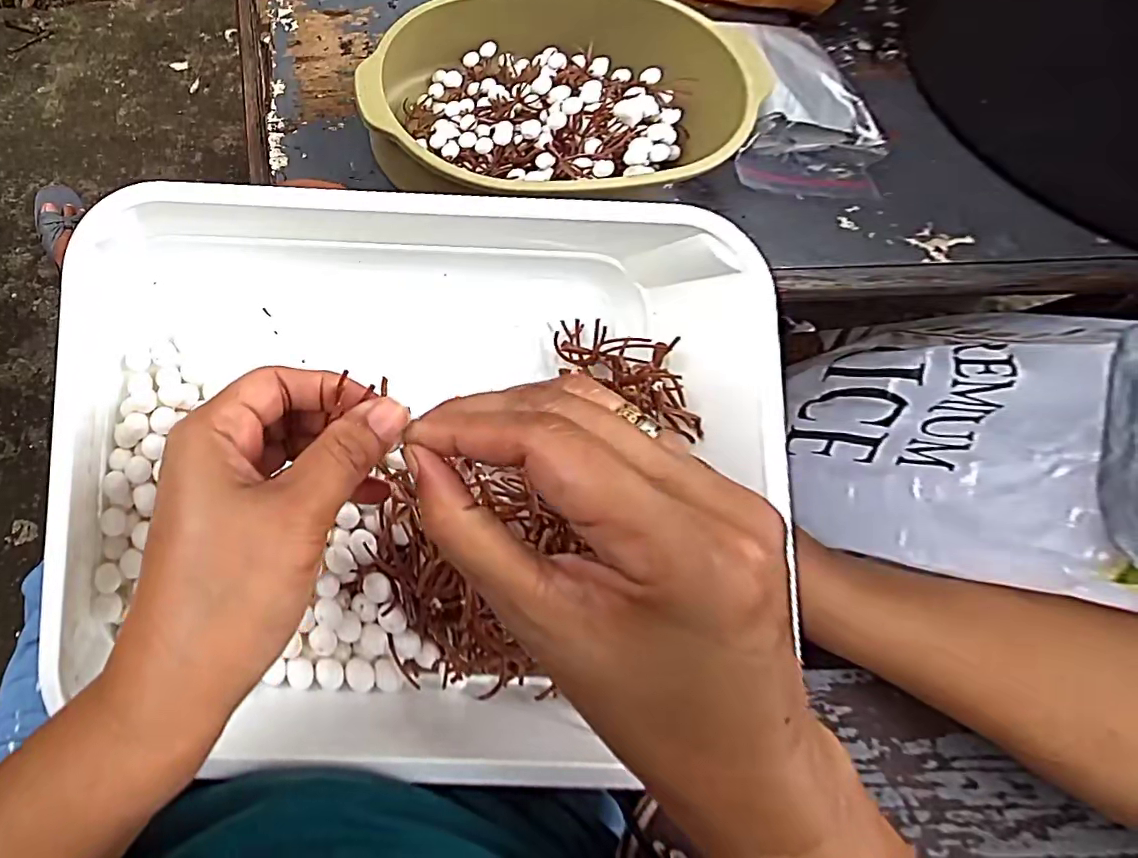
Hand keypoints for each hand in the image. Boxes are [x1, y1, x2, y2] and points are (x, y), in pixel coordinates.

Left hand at [107, 368, 408, 721]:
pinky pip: (280, 482)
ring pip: (284, 448)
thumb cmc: (218, 600)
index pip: (274, 382)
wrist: (182, 679)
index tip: (377, 406)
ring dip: (331, 453)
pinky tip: (356, 495)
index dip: (330, 387)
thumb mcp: (297, 513)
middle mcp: (206, 453)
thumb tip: (382, 412)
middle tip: (383, 439)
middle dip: (334, 420)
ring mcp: (217, 487)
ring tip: (378, 468)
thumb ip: (344, 454)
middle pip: (279, 410)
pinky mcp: (231, 519)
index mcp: (206, 434)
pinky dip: (318, 483)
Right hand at [404, 374, 903, 857]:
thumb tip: (423, 466)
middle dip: (482, 413)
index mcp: (686, 548)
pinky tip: (516, 451)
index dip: (469, 427)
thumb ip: (466, 533)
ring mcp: (723, 489)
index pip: (552, 442)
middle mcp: (719, 504)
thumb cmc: (648, 708)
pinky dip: (550, 427)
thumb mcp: (534, 620)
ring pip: (592, 404)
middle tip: (430, 438)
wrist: (736, 751)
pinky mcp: (710, 486)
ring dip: (513, 412)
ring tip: (463, 440)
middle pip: (571, 409)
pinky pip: (616, 425)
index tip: (419, 438)